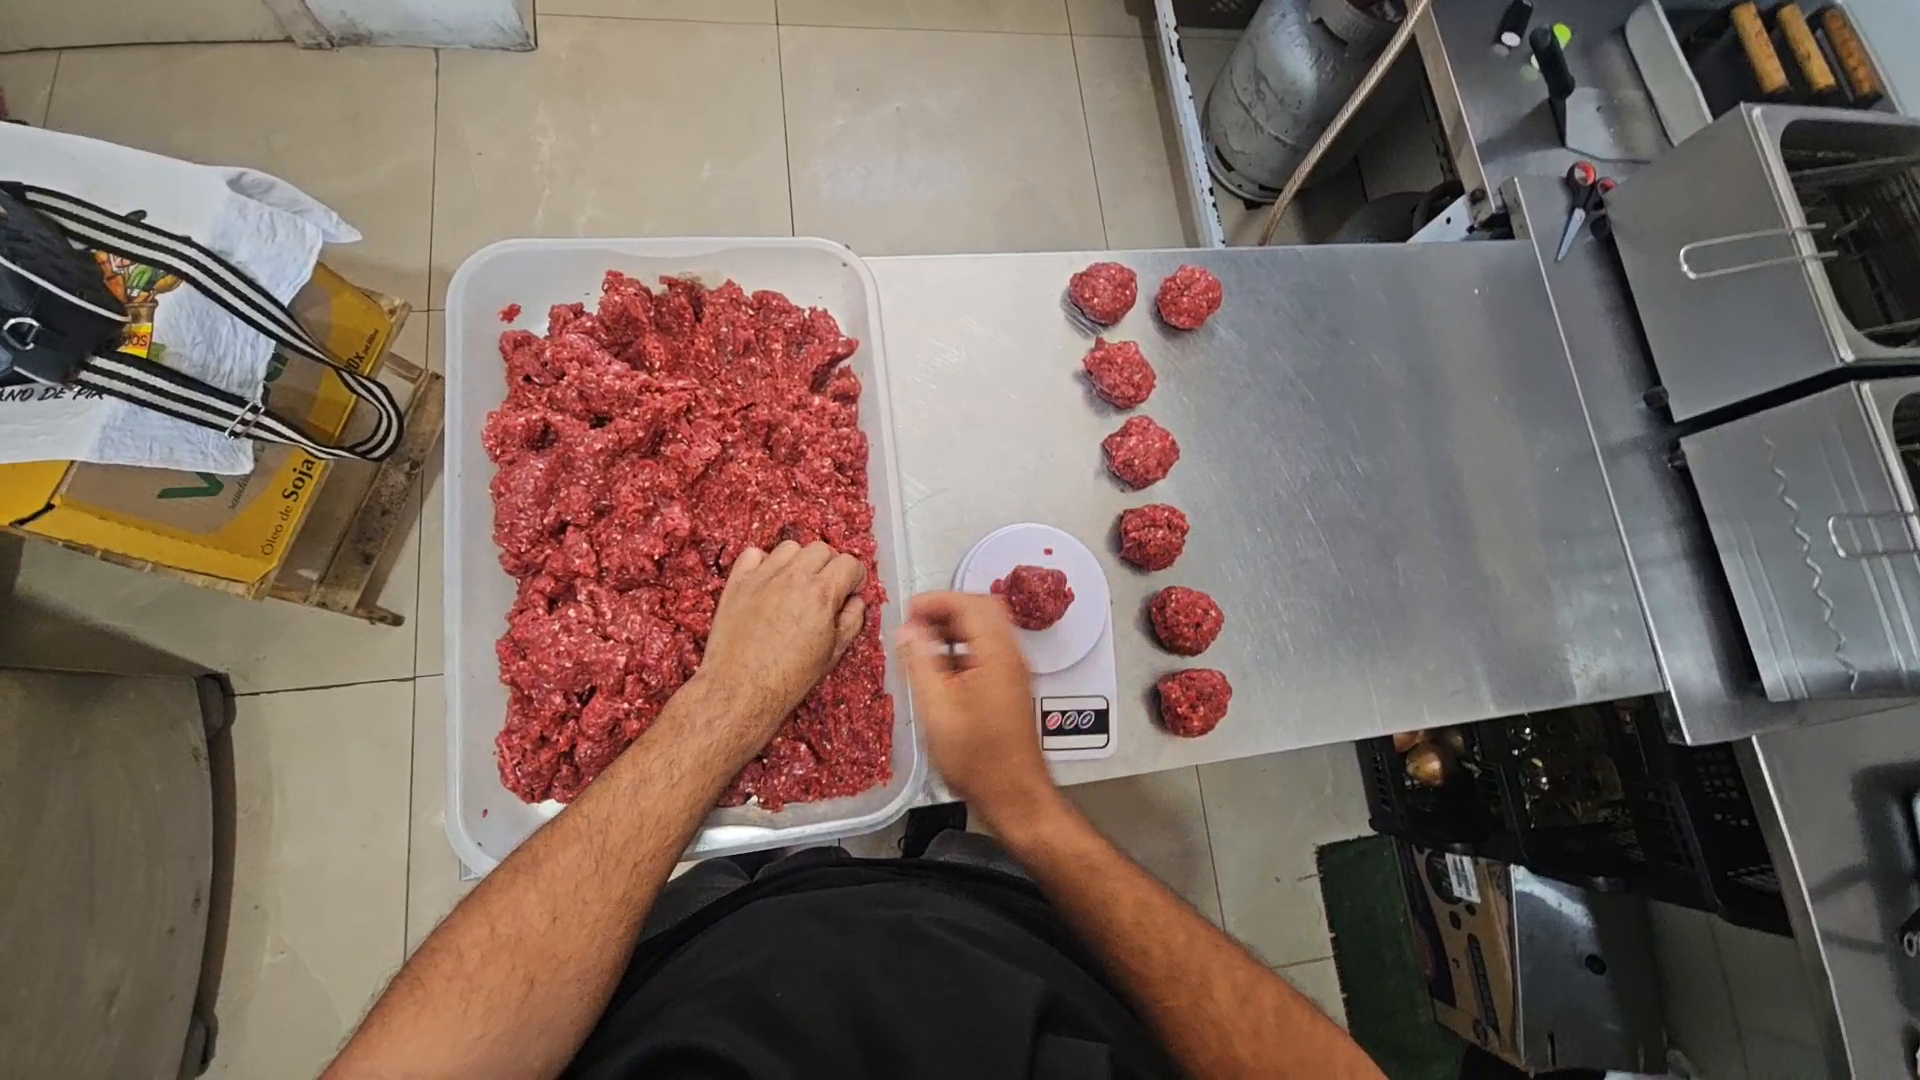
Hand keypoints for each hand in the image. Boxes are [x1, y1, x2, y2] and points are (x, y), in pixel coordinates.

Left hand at [694, 540, 866, 754]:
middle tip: (826, 589)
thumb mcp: (833, 653)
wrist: (741, 689)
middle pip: (821, 549)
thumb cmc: (788, 678)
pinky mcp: (737, 582)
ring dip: (798, 561)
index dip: (855, 578)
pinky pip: (753, 554)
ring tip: (796, 584)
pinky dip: (763, 562)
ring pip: (790, 547)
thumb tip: (856, 602)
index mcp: (821, 594)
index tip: (850, 591)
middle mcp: (793, 578)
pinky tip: (768, 582)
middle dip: (829, 566)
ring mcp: (762, 577)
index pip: (849, 563)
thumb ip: (851, 621)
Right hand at [896, 592, 1057, 829]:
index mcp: (996, 655)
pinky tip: (940, 668)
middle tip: (916, 623)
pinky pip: (988, 650)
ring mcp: (1014, 671)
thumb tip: (908, 632)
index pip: (970, 603)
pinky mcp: (1010, 686)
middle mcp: (1011, 657)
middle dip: (946, 609)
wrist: (1015, 795)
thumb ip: (920, 664)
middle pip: (982, 609)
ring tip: (922, 644)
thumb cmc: (979, 761)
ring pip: (986, 629)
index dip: (937, 600)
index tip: (910, 611)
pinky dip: (963, 647)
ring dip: (954, 628)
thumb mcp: (937, 710)